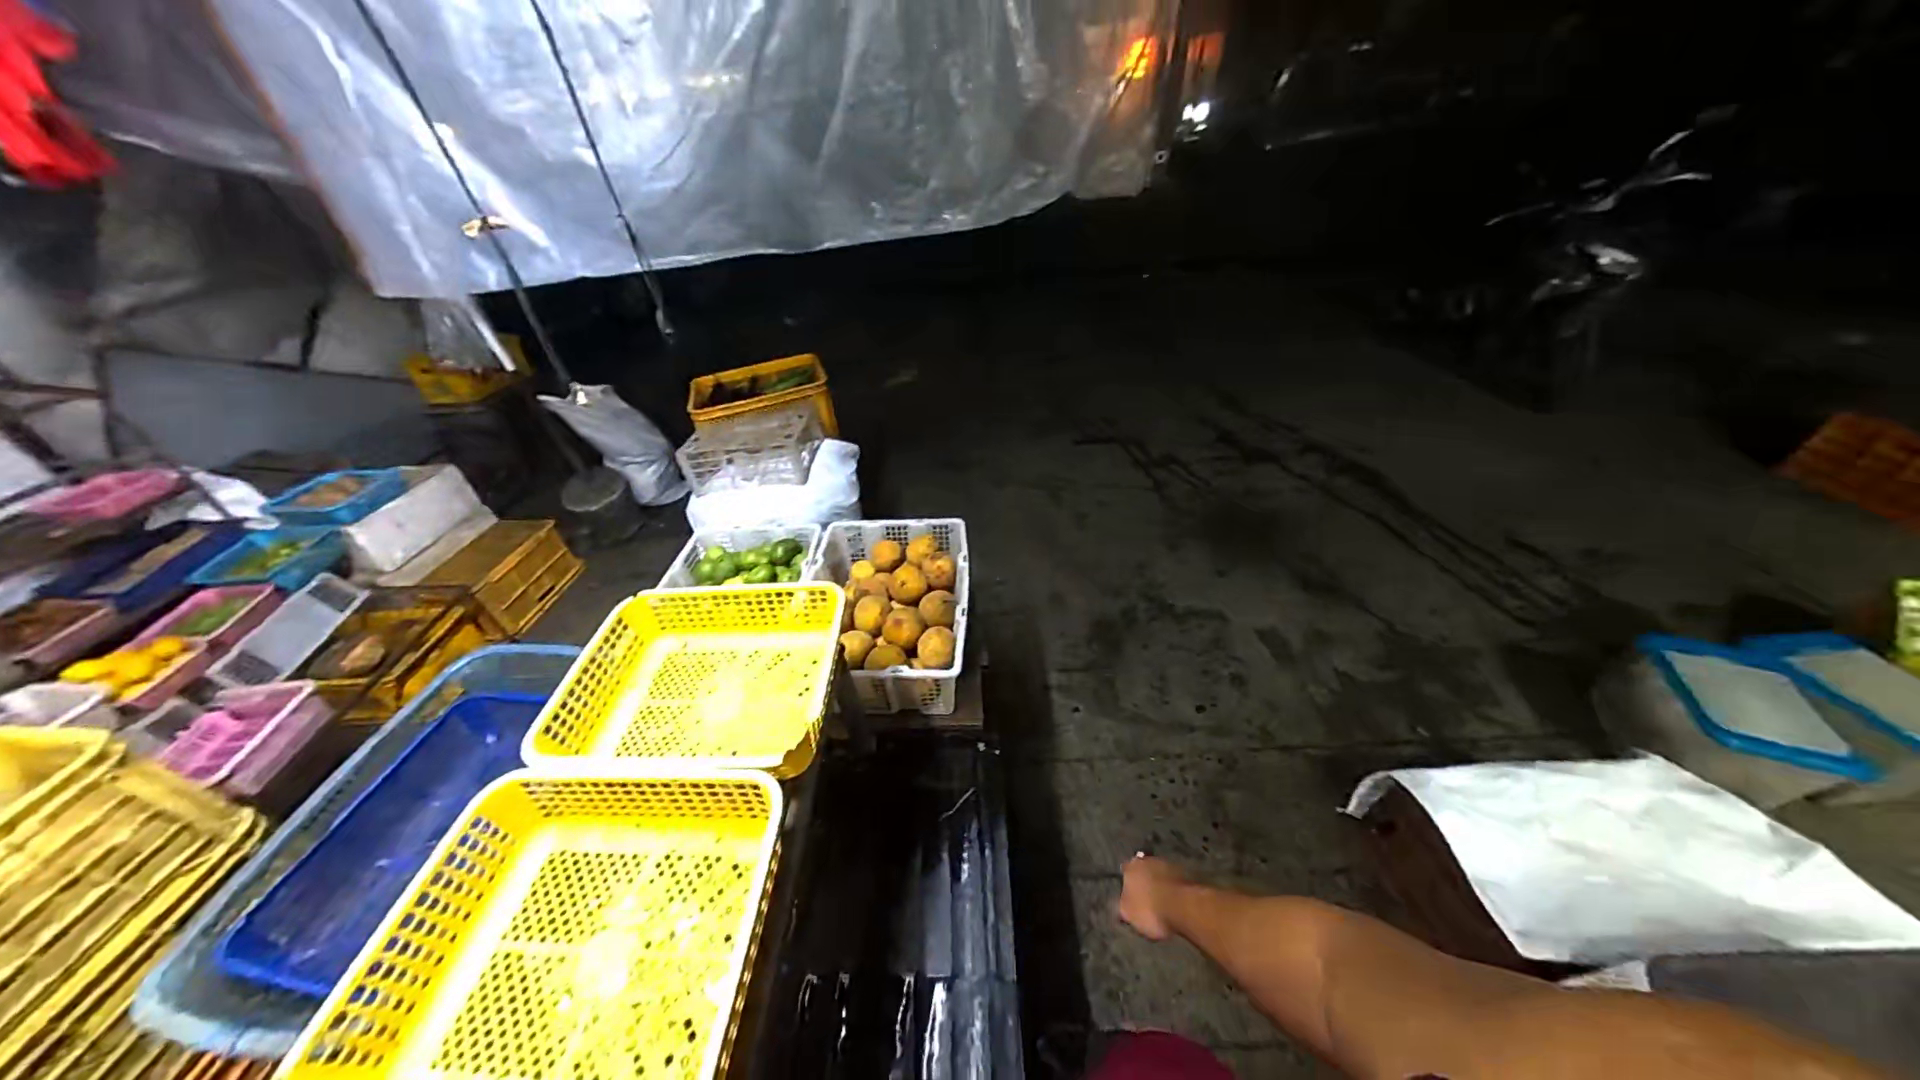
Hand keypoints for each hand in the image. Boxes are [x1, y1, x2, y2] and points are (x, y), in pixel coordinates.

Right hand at [1117, 854, 1186, 941]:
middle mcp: (1148, 860)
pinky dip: (1174, 888)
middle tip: (1147, 894)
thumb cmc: (1150, 910)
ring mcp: (1169, 864)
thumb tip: (1122, 901)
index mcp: (1131, 867)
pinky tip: (1176, 900)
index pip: (1125, 870)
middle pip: (1144, 868)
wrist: (1185, 907)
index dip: (1127, 881)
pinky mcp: (1187, 873)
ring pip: (1161, 872)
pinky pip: (1175, 880)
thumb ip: (1123, 904)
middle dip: (1145, 878)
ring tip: (1163, 899)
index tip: (1130, 892)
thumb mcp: (1128, 913)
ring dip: (1161, 882)